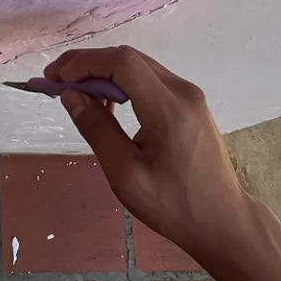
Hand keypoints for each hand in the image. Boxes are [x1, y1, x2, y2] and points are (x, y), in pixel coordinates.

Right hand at [46, 46, 251, 262]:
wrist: (224, 222)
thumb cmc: (174, 206)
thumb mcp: (126, 174)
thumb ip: (97, 130)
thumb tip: (70, 96)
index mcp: (168, 109)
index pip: (122, 63)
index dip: (84, 63)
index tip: (55, 78)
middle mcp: (182, 92)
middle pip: (128, 58)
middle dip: (88, 63)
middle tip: (55, 80)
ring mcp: (189, 96)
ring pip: (138, 66)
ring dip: (103, 71)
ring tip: (74, 90)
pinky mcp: (190, 104)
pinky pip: (149, 79)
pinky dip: (121, 82)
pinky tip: (105, 103)